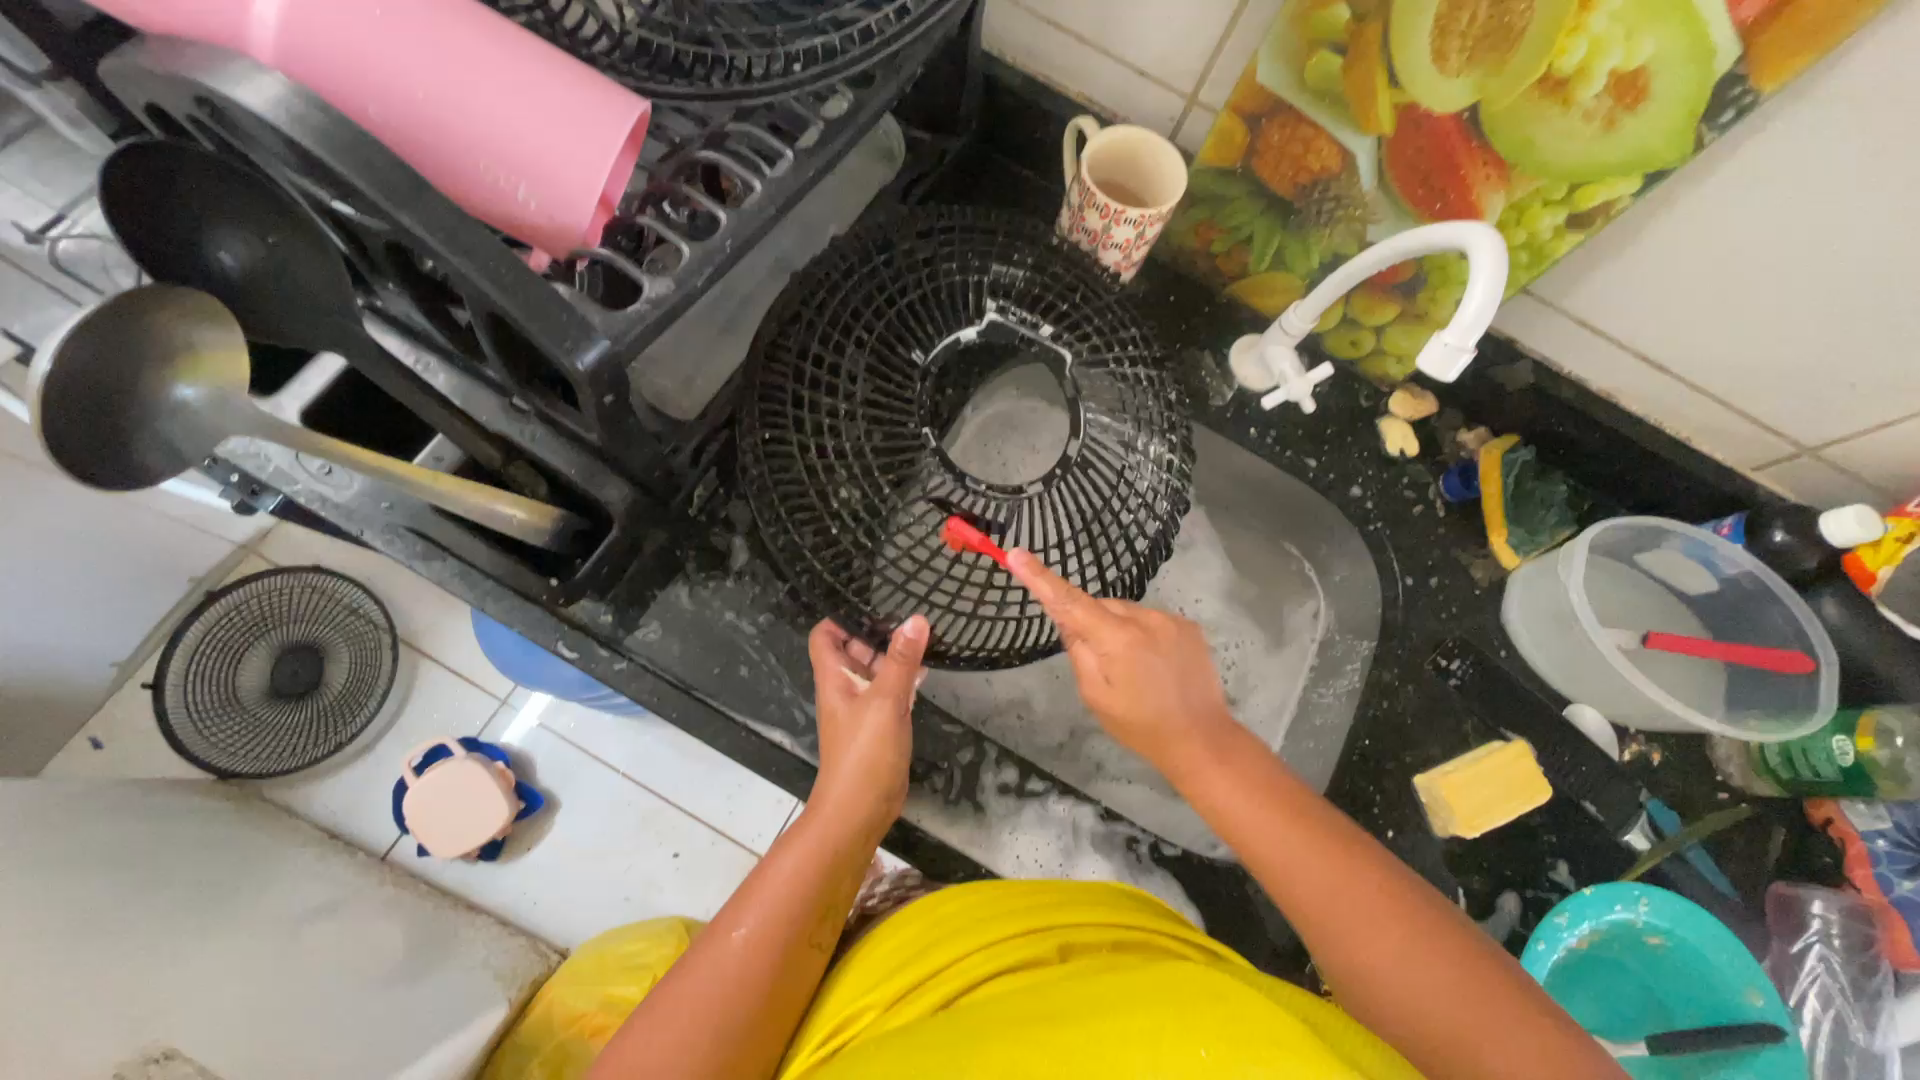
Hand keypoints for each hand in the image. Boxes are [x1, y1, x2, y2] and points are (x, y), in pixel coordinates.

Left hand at [805, 616, 927, 836]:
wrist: (859, 809)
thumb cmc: (865, 752)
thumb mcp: (886, 701)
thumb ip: (902, 660)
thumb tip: (916, 619)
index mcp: (834, 679)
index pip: (824, 636)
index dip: (842, 618)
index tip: (873, 605)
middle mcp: (844, 689)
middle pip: (853, 650)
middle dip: (877, 634)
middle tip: (909, 618)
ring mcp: (861, 709)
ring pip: (874, 672)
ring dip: (894, 657)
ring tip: (924, 639)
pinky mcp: (878, 726)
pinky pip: (888, 693)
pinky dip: (903, 680)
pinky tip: (925, 672)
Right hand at [1006, 548, 1238, 774]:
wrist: (1201, 738)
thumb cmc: (1140, 725)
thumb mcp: (1096, 695)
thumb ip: (1079, 652)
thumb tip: (1068, 620)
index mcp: (1117, 638)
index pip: (1070, 601)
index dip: (1041, 578)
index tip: (1016, 554)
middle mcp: (1145, 618)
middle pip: (1101, 607)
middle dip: (1092, 626)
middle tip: (1102, 665)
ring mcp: (1170, 619)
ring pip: (1126, 613)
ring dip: (1119, 631)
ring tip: (1134, 670)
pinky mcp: (1188, 625)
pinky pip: (1150, 620)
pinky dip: (1143, 634)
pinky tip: (1153, 664)